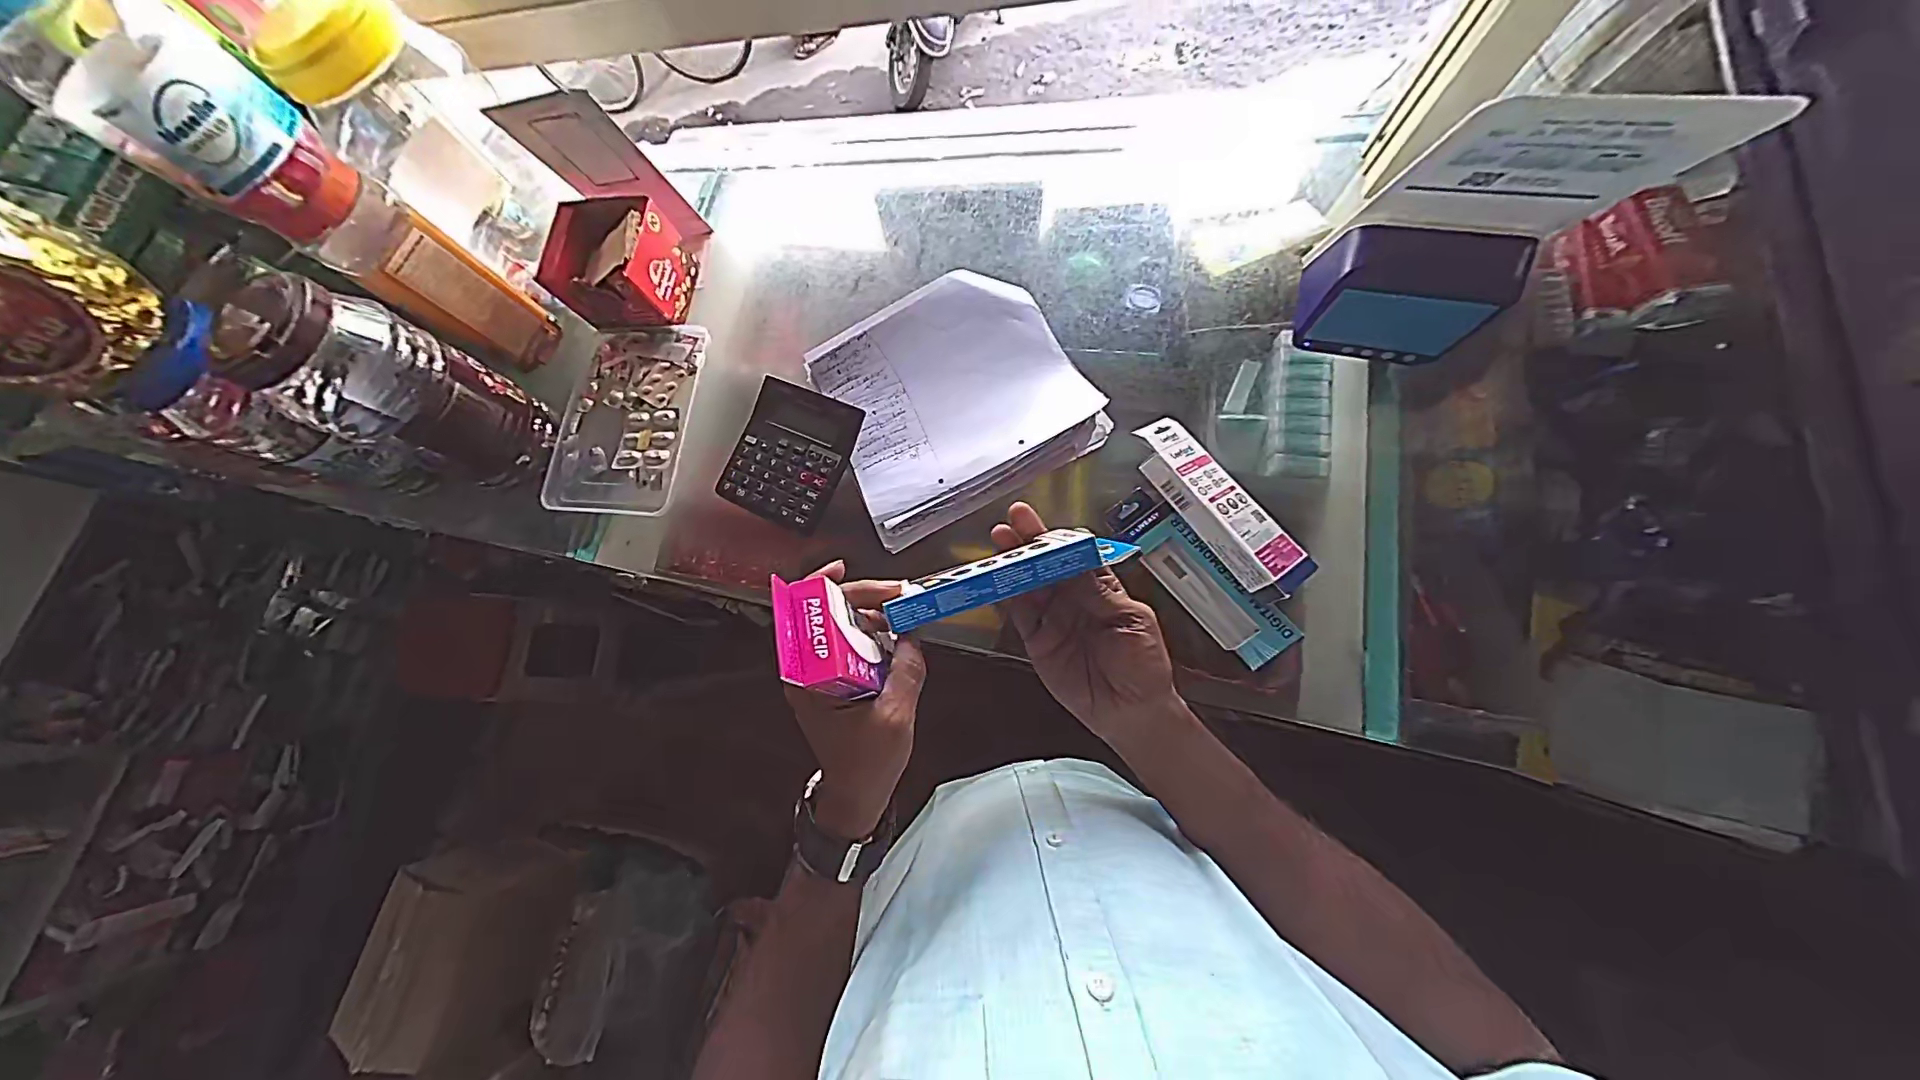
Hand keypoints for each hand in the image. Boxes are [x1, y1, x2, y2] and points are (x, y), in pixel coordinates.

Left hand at [783, 560, 927, 839]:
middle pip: (825, 614)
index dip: (823, 587)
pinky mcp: (833, 680)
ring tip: (900, 614)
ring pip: (838, 625)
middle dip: (861, 597)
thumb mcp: (895, 716)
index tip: (843, 570)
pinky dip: (870, 633)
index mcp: (808, 679)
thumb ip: (906, 670)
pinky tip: (893, 635)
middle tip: (897, 595)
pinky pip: (848, 643)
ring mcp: (819, 675)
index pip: (806, 617)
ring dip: (868, 614)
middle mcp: (807, 672)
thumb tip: (911, 635)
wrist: (855, 795)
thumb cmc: (866, 765)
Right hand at [990, 502, 1182, 744]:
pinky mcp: (1037, 640)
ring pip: (1028, 584)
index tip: (1044, 523)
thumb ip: (1101, 594)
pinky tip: (995, 579)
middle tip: (1011, 524)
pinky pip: (1019, 614)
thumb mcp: (1132, 622)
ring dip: (1012, 564)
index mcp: (1101, 587)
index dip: (1057, 538)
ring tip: (998, 544)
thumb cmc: (1144, 665)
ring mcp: (1054, 618)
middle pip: (1046, 564)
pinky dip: (1006, 597)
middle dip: (1028, 543)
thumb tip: (1077, 565)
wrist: (1132, 711)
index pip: (1075, 555)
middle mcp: (1074, 598)